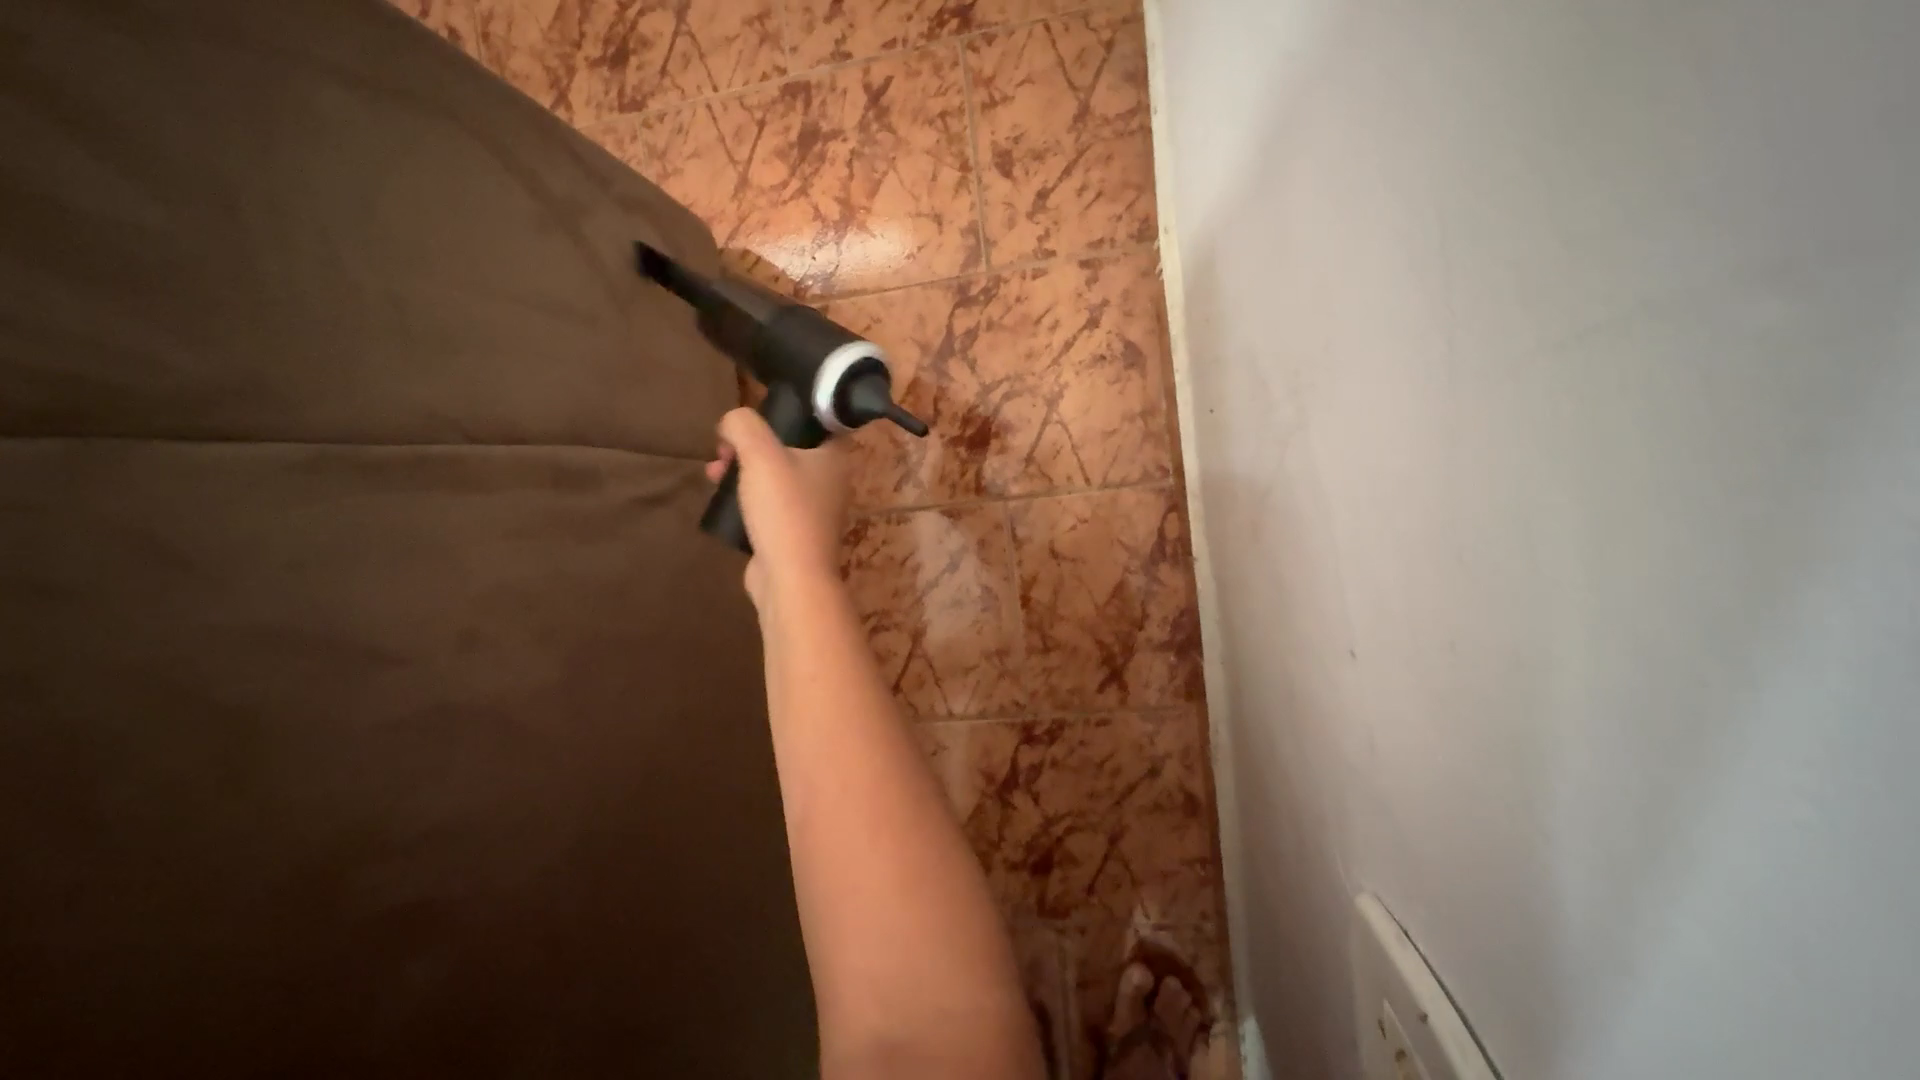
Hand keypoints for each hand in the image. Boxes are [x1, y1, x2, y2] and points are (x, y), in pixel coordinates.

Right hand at [706, 407, 851, 607]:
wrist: (791, 578)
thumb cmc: (784, 510)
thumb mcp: (760, 453)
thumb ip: (744, 425)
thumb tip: (732, 421)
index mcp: (834, 457)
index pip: (813, 422)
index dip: (780, 416)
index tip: (750, 422)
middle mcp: (830, 482)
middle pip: (786, 451)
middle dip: (749, 447)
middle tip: (721, 452)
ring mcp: (814, 511)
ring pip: (774, 479)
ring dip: (742, 473)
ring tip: (713, 475)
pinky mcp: (795, 535)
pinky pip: (769, 508)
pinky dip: (747, 501)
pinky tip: (724, 503)